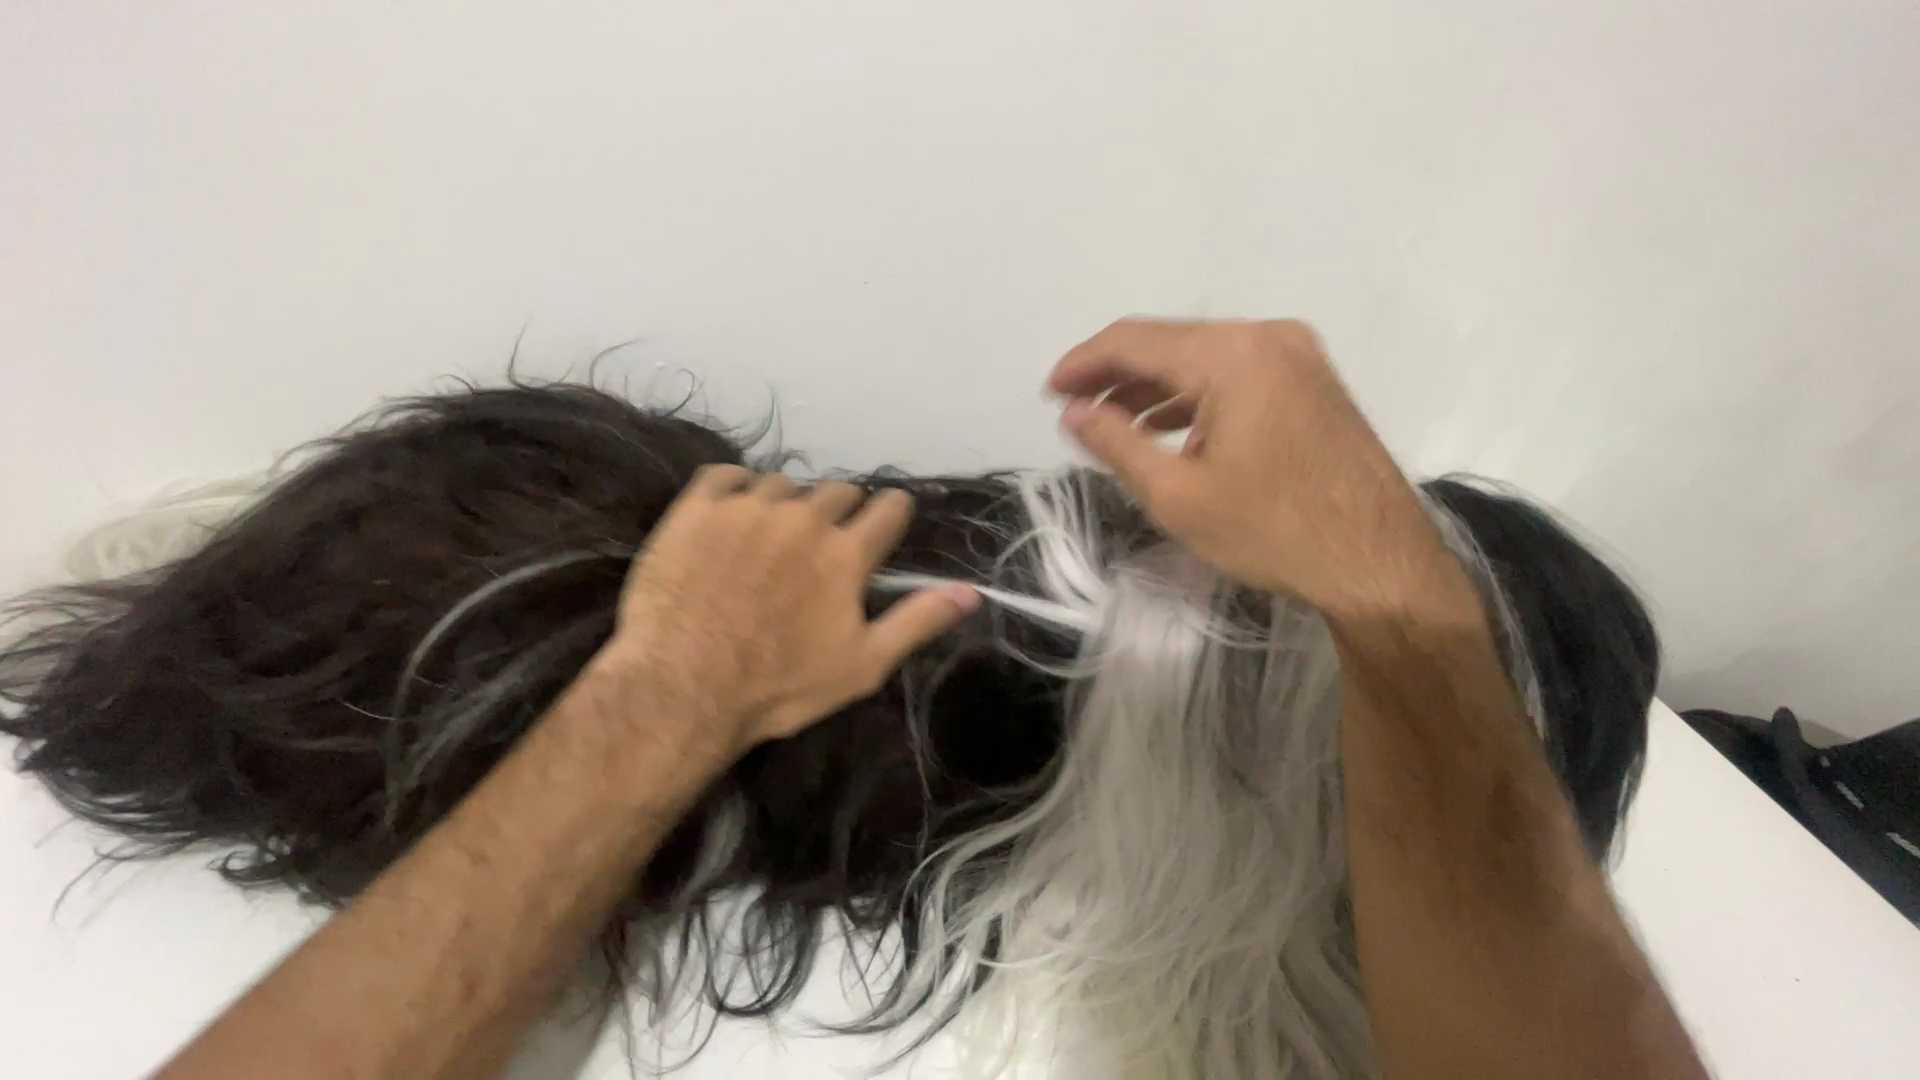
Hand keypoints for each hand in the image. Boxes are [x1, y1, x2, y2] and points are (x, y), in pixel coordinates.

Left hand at [600, 466, 978, 755]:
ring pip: (784, 484)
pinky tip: (732, 514)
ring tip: (771, 538)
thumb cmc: (779, 687)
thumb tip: (972, 592)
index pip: (889, 509)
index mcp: (846, 553)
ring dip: (788, 505)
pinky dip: (736, 488)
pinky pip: (726, 475)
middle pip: (839, 491)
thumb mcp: (864, 665)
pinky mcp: (698, 508)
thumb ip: (918, 620)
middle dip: (842, 512)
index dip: (893, 515)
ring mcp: (748, 508)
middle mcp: (803, 517)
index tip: (886, 525)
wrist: (681, 690)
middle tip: (824, 545)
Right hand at [1049, 317, 1454, 615]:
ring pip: (1203, 358)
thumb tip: (1072, 413)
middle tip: (1074, 408)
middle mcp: (1266, 336)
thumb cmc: (1271, 531)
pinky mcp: (1313, 382)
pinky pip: (1236, 374)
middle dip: (1115, 374)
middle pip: (1169, 342)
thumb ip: (1115, 442)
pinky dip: (1194, 396)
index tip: (1049, 392)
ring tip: (1111, 422)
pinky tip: (1170, 430)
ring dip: (1153, 387)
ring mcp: (1297, 356)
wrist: (1378, 563)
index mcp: (1231, 354)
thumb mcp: (1176, 494)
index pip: (1133, 340)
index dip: (1083, 363)